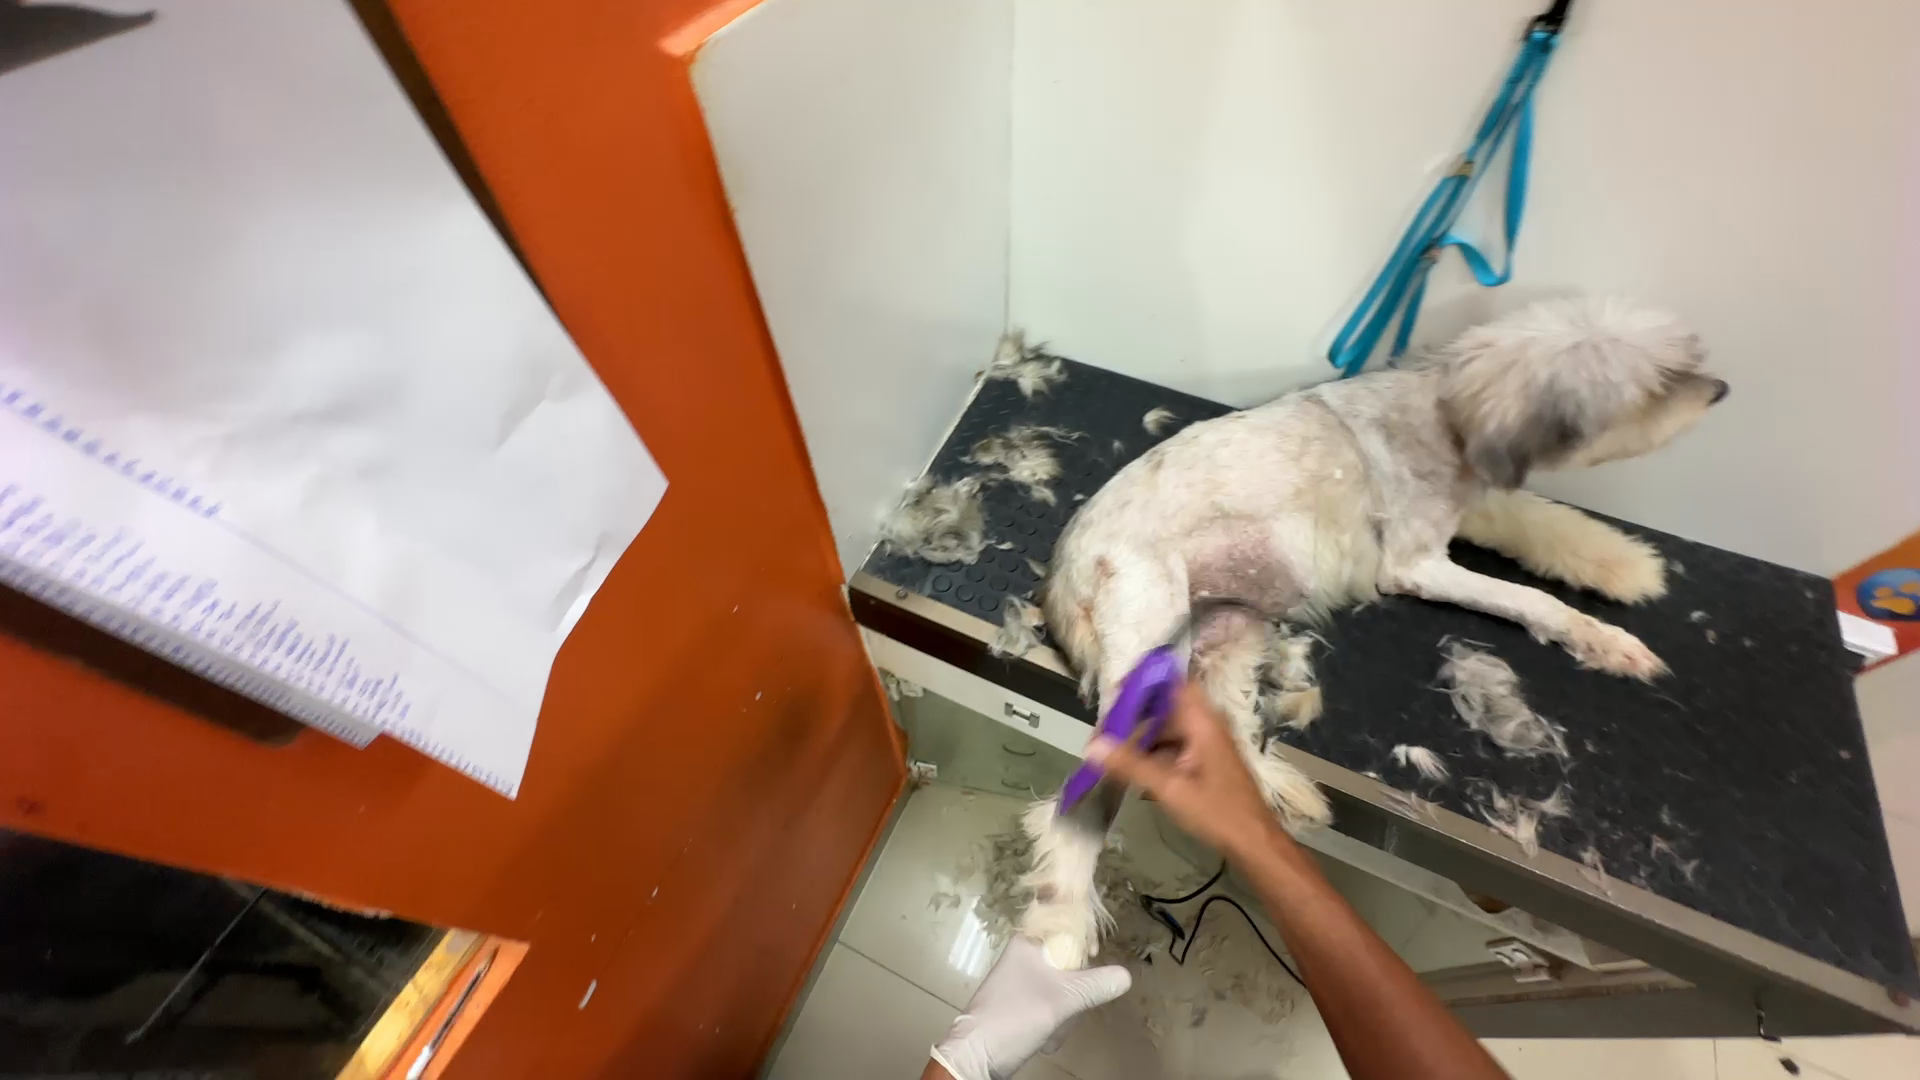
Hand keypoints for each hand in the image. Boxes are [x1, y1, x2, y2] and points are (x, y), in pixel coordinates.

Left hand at [929, 935, 1130, 1079]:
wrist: (977, 1053)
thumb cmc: (1015, 1014)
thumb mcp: (1061, 999)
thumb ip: (1094, 985)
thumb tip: (1126, 975)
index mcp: (1027, 940)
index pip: (1058, 918)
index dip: (1079, 928)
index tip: (1094, 949)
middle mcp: (1023, 953)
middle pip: (1062, 950)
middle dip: (1077, 973)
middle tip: (1085, 989)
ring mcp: (1021, 977)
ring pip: (1058, 978)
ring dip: (1067, 999)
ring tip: (1066, 1018)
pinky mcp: (1021, 999)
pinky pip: (1049, 997)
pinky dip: (1057, 1012)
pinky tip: (1053, 1031)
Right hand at [1086, 682, 1281, 860]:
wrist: (1255, 843)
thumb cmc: (1217, 813)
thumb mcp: (1169, 789)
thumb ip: (1130, 765)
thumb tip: (1092, 747)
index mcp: (1201, 721)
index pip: (1172, 682)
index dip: (1144, 680)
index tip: (1115, 691)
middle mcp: (1205, 724)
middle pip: (1165, 704)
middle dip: (1134, 712)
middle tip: (1106, 726)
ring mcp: (1207, 742)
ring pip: (1167, 725)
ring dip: (1141, 733)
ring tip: (1112, 748)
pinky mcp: (1206, 758)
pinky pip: (1174, 743)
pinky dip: (1153, 749)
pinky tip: (1133, 767)